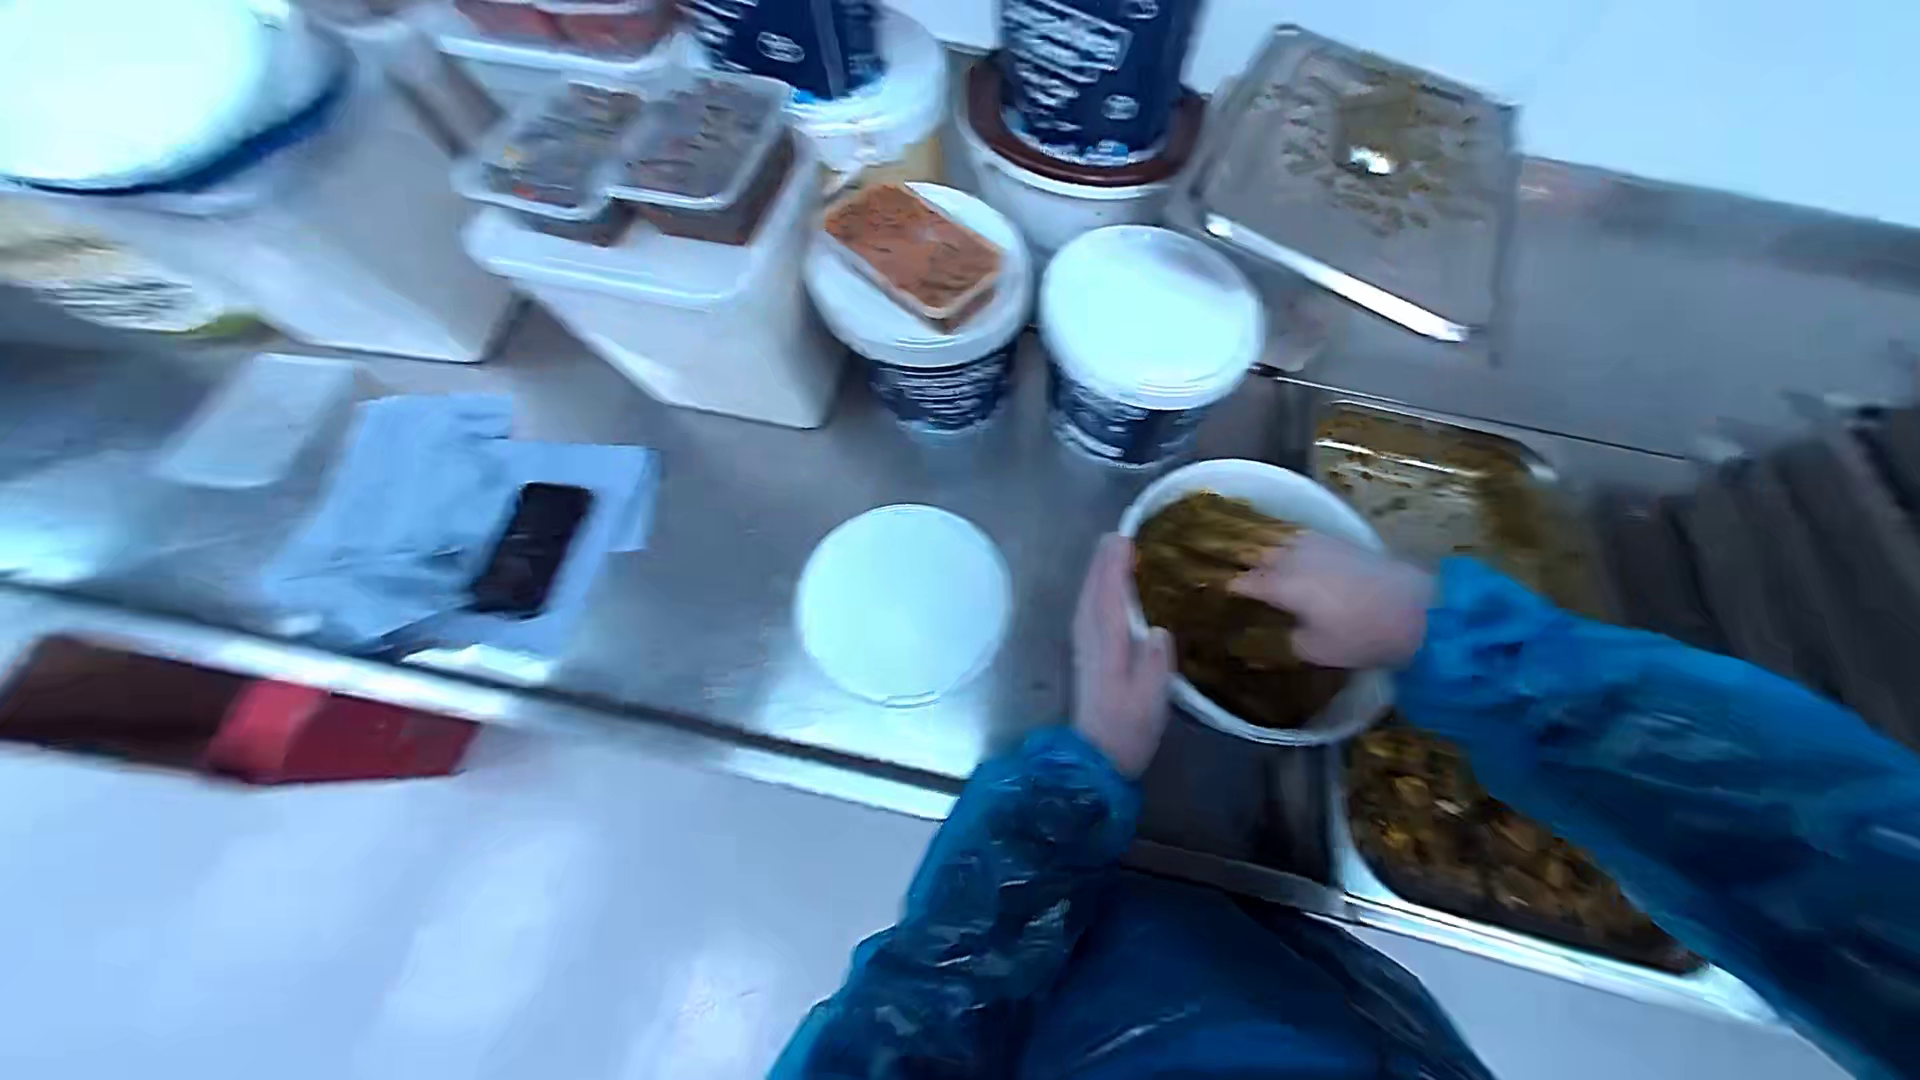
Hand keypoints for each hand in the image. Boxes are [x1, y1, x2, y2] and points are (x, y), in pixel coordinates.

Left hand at [1072, 534, 1173, 777]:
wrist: (1096, 755)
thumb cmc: (1128, 727)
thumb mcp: (1150, 698)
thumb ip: (1154, 662)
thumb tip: (1158, 629)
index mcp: (1106, 643)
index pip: (1109, 595)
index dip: (1114, 566)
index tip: (1124, 538)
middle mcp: (1090, 637)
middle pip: (1093, 590)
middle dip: (1103, 561)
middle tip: (1119, 535)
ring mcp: (1084, 644)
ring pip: (1088, 598)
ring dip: (1097, 573)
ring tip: (1112, 552)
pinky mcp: (1085, 652)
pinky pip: (1089, 609)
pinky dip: (1096, 591)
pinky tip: (1106, 589)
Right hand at [1230, 531, 1434, 669]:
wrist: (1421, 609)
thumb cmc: (1362, 634)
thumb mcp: (1317, 650)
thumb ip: (1285, 640)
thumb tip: (1269, 635)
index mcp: (1279, 585)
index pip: (1241, 581)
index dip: (1225, 585)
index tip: (1212, 590)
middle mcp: (1290, 559)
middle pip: (1253, 553)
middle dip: (1235, 559)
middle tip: (1221, 565)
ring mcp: (1315, 545)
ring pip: (1274, 540)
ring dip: (1258, 546)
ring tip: (1246, 551)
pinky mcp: (1338, 541)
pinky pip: (1297, 536)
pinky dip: (1283, 541)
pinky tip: (1284, 548)